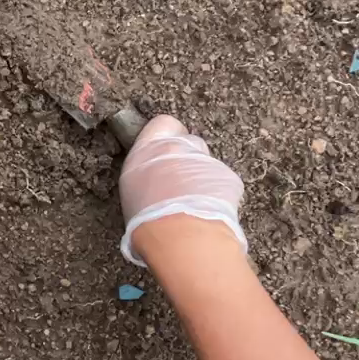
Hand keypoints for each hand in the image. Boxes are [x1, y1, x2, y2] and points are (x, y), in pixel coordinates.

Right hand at [118, 115, 246, 266]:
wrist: (178, 235)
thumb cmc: (146, 219)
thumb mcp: (131, 190)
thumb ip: (145, 171)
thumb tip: (152, 176)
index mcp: (147, 149)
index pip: (162, 123)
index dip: (166, 134)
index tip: (164, 150)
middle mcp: (176, 148)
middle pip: (187, 141)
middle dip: (185, 156)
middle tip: (178, 181)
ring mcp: (204, 160)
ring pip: (205, 162)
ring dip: (200, 175)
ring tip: (192, 201)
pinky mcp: (226, 175)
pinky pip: (221, 179)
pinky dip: (216, 191)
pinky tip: (205, 208)